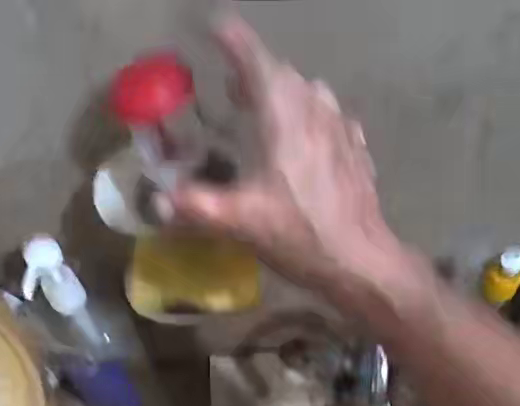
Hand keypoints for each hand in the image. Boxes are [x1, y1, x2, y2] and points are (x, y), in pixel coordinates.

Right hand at [168, 17, 419, 303]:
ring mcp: (341, 126)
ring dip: (284, 100)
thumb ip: (197, 206)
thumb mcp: (241, 222)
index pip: (251, 55)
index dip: (229, 40)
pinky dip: (310, 125)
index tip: (213, 30)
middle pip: (279, 74)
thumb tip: (159, 202)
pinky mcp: (356, 151)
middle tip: (231, 94)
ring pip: (307, 95)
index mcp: (282, 109)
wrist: (359, 261)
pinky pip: (329, 122)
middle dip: (253, 76)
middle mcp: (314, 104)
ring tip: (267, 121)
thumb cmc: (299, 234)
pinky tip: (305, 150)